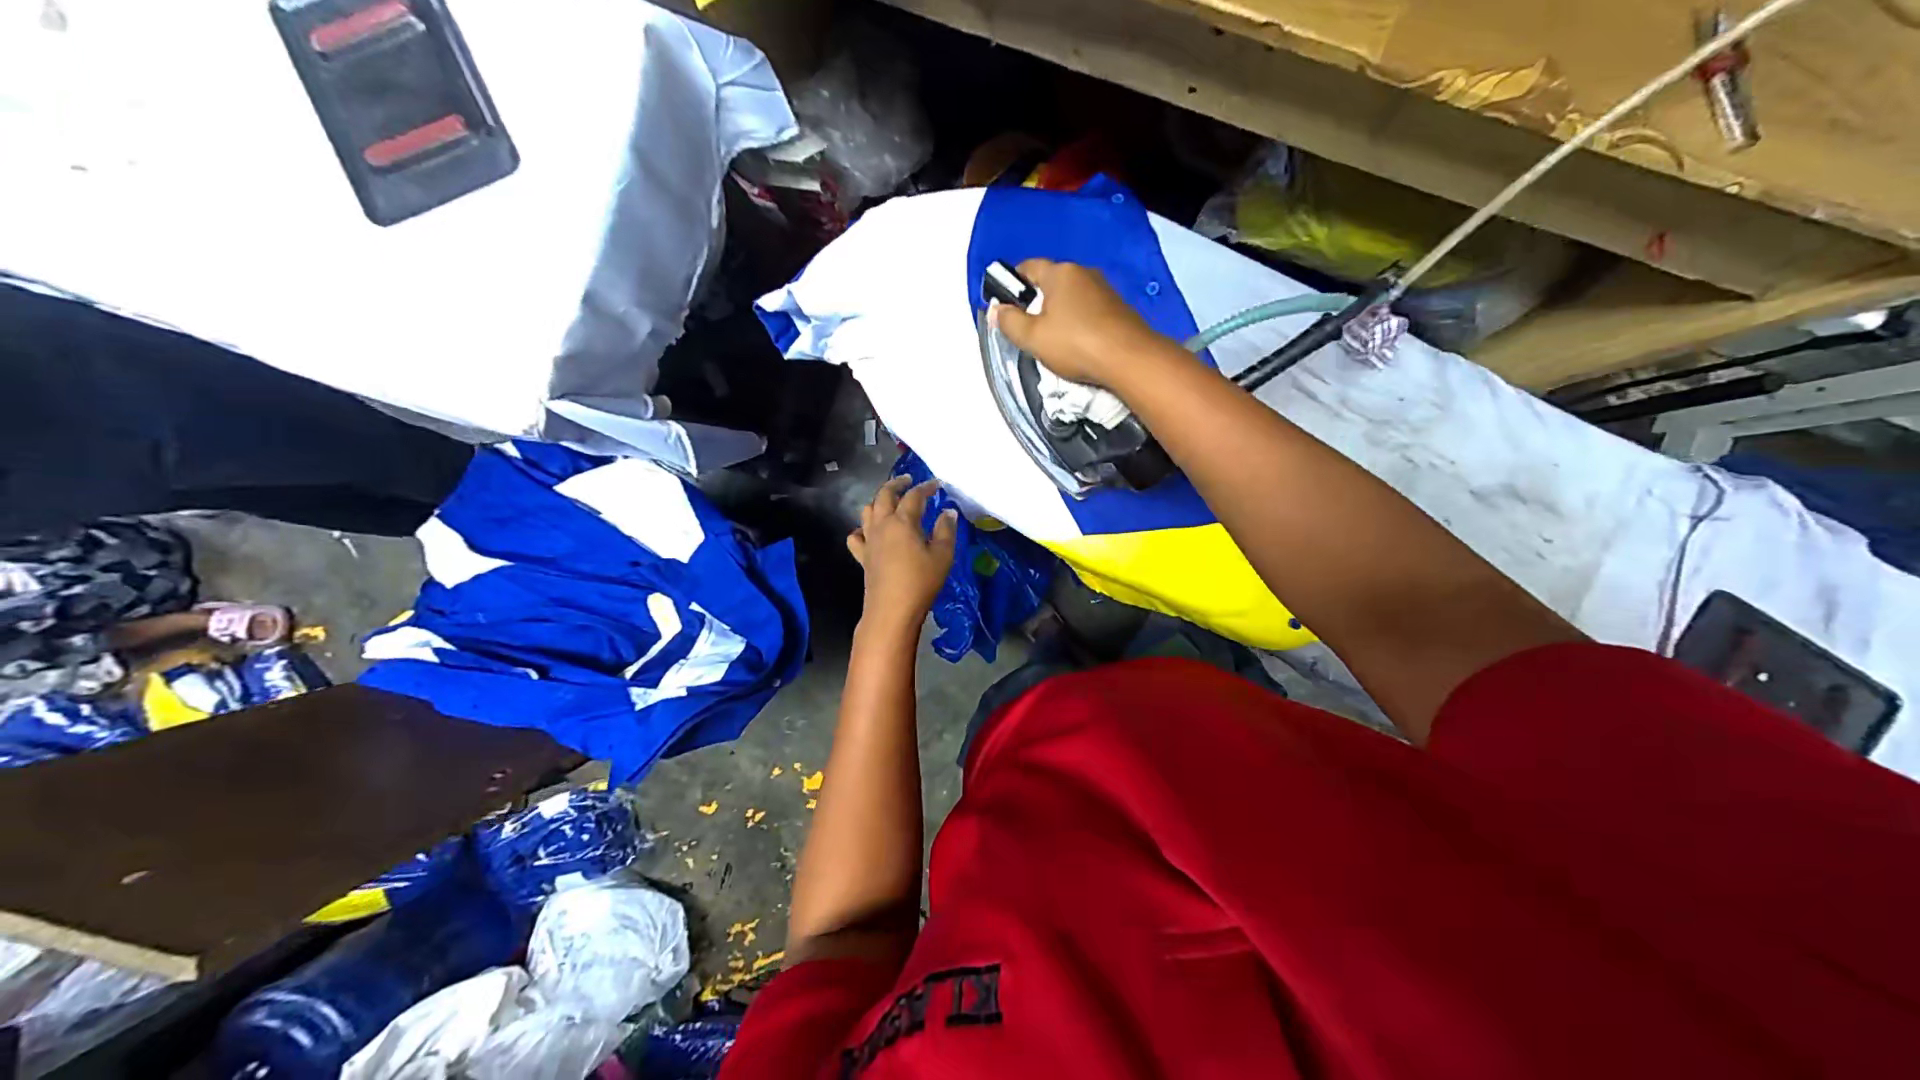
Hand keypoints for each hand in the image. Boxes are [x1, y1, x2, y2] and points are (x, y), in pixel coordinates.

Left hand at [848, 476, 957, 629]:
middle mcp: (882, 525)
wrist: (892, 609)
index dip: (926, 487)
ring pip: (868, 511)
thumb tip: (948, 512)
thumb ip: (946, 530)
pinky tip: (870, 532)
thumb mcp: (943, 556)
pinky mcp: (862, 556)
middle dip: (896, 484)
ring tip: (890, 502)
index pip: (914, 496)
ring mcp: (869, 540)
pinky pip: (856, 536)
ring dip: (878, 501)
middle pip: (884, 495)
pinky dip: (862, 529)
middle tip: (908, 481)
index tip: (936, 485)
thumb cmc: (921, 581)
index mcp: (902, 521)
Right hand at [988, 258, 1166, 385]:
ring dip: (1060, 312)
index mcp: (1059, 272)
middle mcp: (1083, 272)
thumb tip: (995, 309)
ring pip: (1071, 295)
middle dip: (1037, 300)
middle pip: (1051, 281)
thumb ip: (1009, 322)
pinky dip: (1079, 320)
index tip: (1006, 305)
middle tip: (1029, 328)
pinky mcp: (1118, 306)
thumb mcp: (1033, 338)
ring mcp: (1104, 288)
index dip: (1012, 283)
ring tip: (1054, 339)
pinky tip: (1078, 342)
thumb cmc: (1075, 344)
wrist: (1129, 358)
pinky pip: (1089, 308)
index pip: (1027, 266)